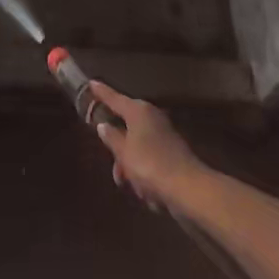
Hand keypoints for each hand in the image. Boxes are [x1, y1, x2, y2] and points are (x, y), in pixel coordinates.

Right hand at [89, 81, 206, 209]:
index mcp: (138, 111)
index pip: (114, 98)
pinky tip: (151, 195)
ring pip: (137, 151)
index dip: (101, 92)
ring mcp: (163, 136)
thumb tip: (104, 125)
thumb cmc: (150, 165)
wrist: (188, 188)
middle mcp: (151, 118)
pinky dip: (147, 179)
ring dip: (133, 171)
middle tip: (117, 174)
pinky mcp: (171, 154)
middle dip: (120, 155)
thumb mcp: (124, 152)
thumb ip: (111, 137)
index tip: (91, 82)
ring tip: (137, 190)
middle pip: (125, 130)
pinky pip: (150, 164)